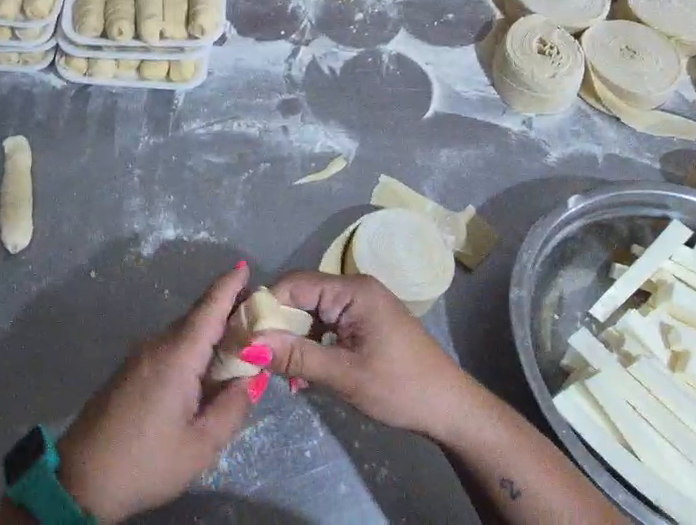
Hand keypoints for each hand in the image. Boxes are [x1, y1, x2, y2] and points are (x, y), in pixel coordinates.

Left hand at [54, 263, 260, 522]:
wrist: (82, 478)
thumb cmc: (146, 462)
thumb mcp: (201, 445)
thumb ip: (231, 409)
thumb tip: (250, 378)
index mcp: (176, 357)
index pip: (208, 310)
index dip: (228, 286)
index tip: (245, 266)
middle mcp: (157, 346)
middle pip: (197, 319)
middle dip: (226, 312)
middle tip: (259, 316)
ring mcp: (139, 357)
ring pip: (183, 336)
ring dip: (210, 335)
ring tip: (240, 346)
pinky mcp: (130, 372)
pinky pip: (169, 350)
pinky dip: (192, 350)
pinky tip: (206, 371)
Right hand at [253, 270, 480, 442]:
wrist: (453, 410)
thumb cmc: (401, 388)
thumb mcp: (344, 375)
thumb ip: (296, 357)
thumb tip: (249, 345)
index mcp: (352, 290)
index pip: (294, 285)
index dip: (265, 307)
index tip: (242, 335)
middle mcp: (355, 289)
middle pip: (301, 297)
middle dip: (277, 327)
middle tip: (256, 358)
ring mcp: (361, 306)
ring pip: (311, 314)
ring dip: (293, 341)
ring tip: (280, 373)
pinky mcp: (364, 324)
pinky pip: (326, 326)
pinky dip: (311, 346)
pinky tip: (302, 375)